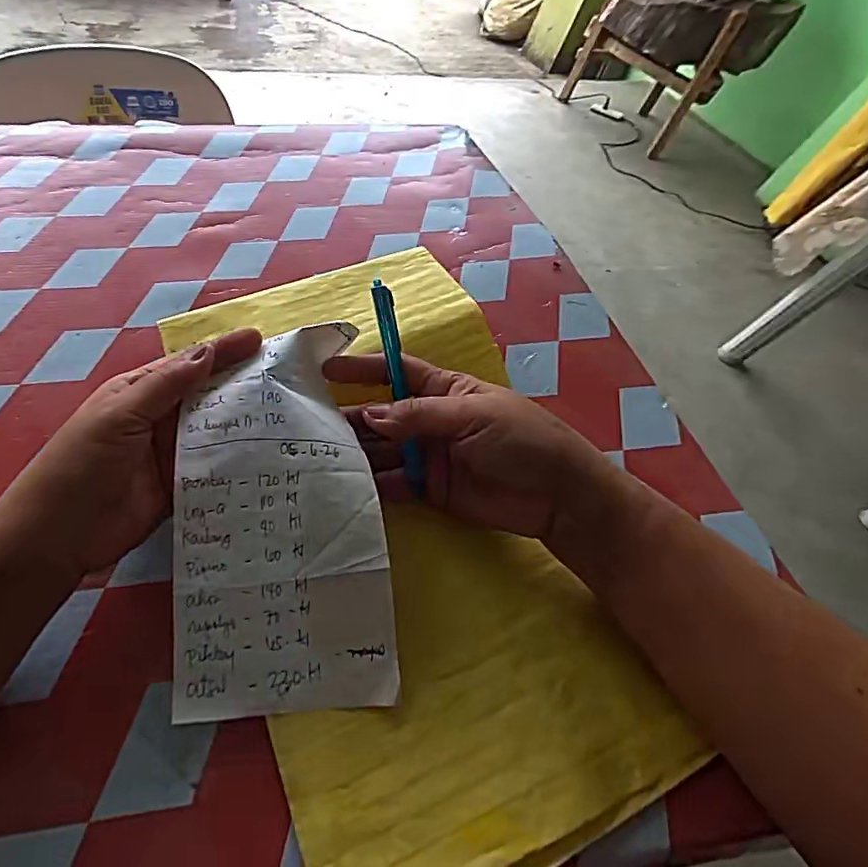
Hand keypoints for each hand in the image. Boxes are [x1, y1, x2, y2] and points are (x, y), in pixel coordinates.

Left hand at [0, 328, 261, 576]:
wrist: (57, 535)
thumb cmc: (81, 463)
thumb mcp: (120, 415)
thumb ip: (163, 385)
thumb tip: (206, 351)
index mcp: (140, 391)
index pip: (188, 364)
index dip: (222, 351)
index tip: (259, 339)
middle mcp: (158, 418)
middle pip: (205, 395)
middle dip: (240, 384)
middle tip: (286, 377)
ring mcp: (168, 454)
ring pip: (213, 431)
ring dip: (243, 424)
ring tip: (288, 414)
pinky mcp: (177, 487)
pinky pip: (211, 468)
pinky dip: (234, 462)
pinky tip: (265, 458)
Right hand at [324, 353, 623, 542]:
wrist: (560, 498)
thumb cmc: (524, 439)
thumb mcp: (474, 415)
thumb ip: (420, 416)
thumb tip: (370, 415)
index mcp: (442, 390)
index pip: (393, 371)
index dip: (360, 368)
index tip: (325, 368)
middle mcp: (427, 420)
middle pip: (378, 414)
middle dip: (347, 416)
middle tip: (307, 423)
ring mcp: (426, 455)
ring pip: (380, 450)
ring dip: (353, 453)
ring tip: (316, 456)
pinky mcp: (429, 488)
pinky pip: (392, 483)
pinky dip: (370, 486)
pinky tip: (344, 486)